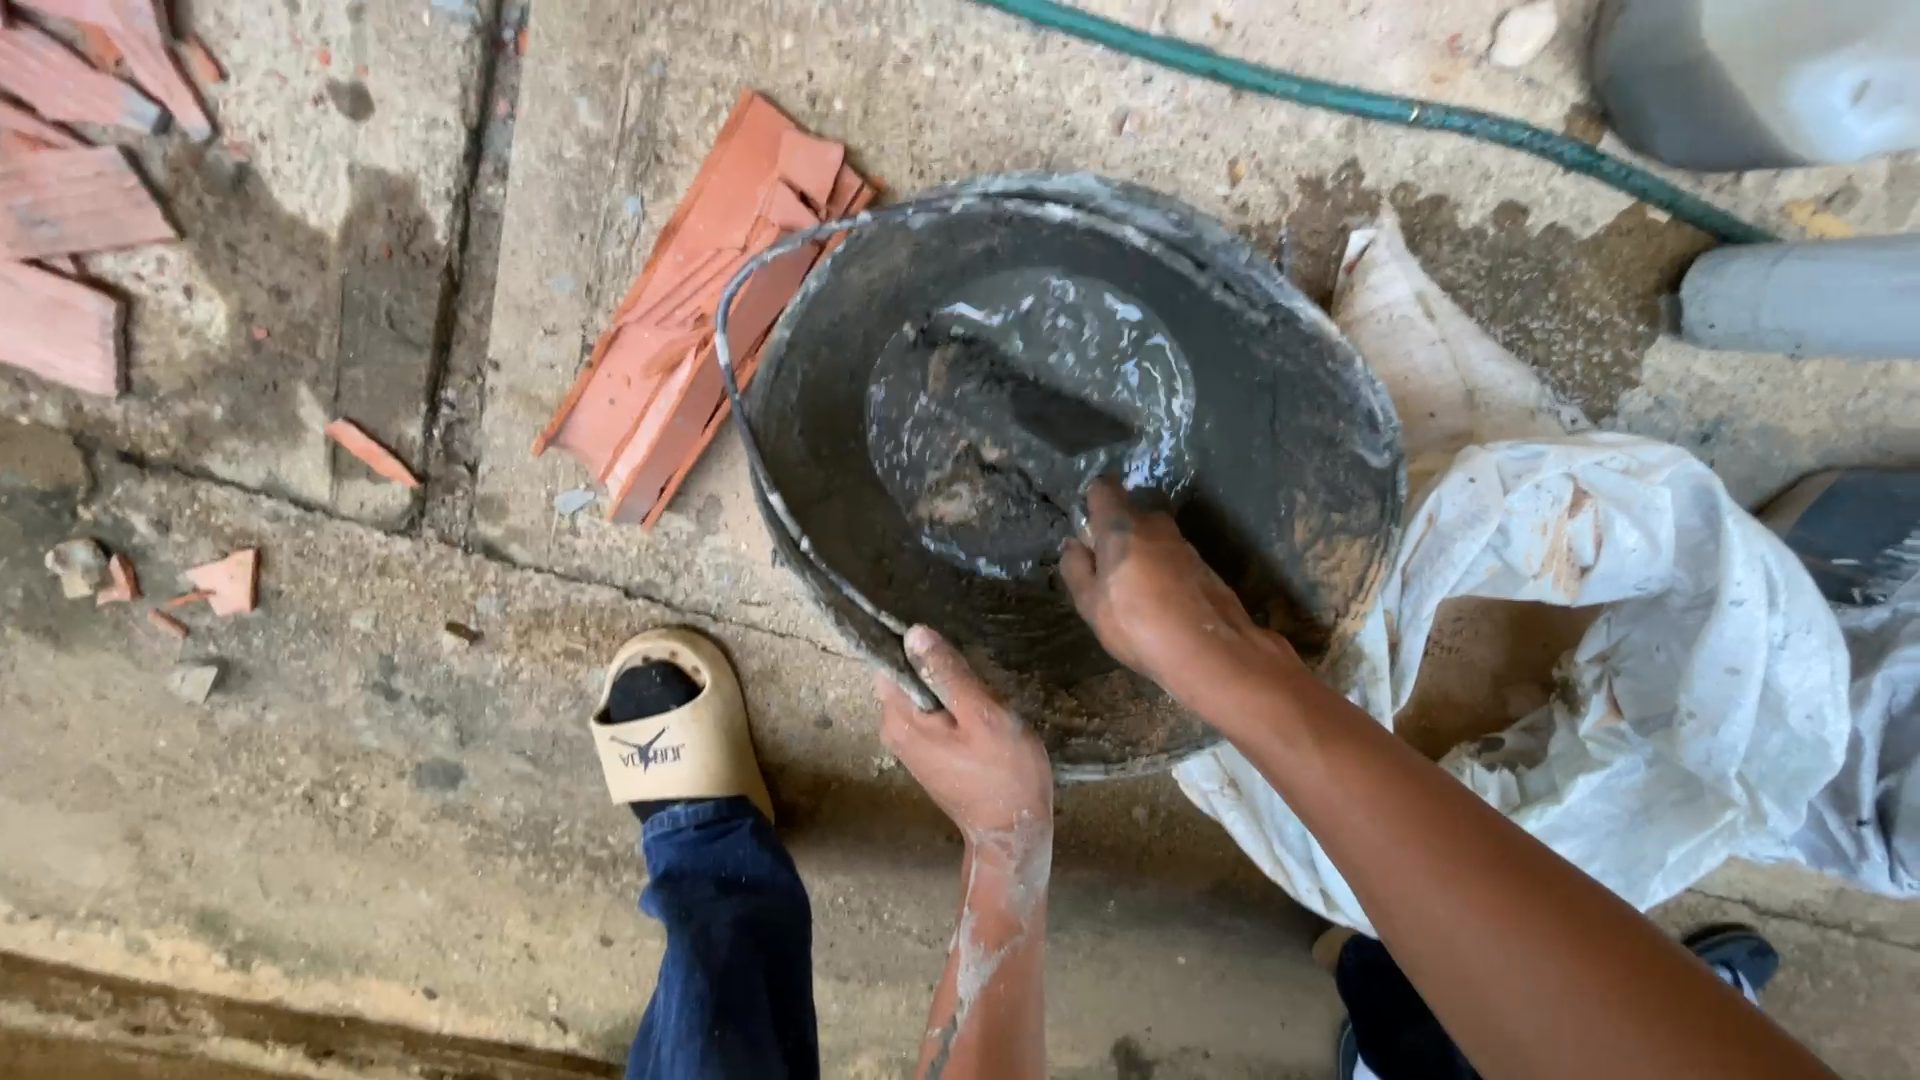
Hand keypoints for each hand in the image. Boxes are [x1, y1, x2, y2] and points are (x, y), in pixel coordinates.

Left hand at [876, 626, 1053, 843]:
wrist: (1011, 833)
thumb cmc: (1004, 773)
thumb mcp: (983, 715)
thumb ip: (948, 673)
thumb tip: (914, 632)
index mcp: (900, 718)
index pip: (888, 660)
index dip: (911, 640)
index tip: (941, 628)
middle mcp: (894, 729)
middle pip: (904, 674)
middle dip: (934, 662)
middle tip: (971, 660)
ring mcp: (909, 743)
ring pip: (920, 692)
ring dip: (945, 681)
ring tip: (978, 679)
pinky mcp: (926, 752)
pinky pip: (930, 710)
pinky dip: (949, 701)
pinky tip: (975, 701)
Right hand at [1059, 478, 1299, 699]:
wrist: (1210, 652)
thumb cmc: (1137, 624)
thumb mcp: (1090, 604)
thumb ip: (1076, 568)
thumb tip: (1073, 545)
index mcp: (1122, 526)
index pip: (1103, 489)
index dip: (1092, 502)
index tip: (1086, 529)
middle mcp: (1156, 526)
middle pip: (1131, 517)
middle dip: (1118, 537)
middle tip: (1107, 574)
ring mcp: (1185, 546)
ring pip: (1154, 541)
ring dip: (1143, 559)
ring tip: (1136, 598)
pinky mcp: (1205, 568)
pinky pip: (1173, 562)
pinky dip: (1164, 576)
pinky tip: (1161, 608)